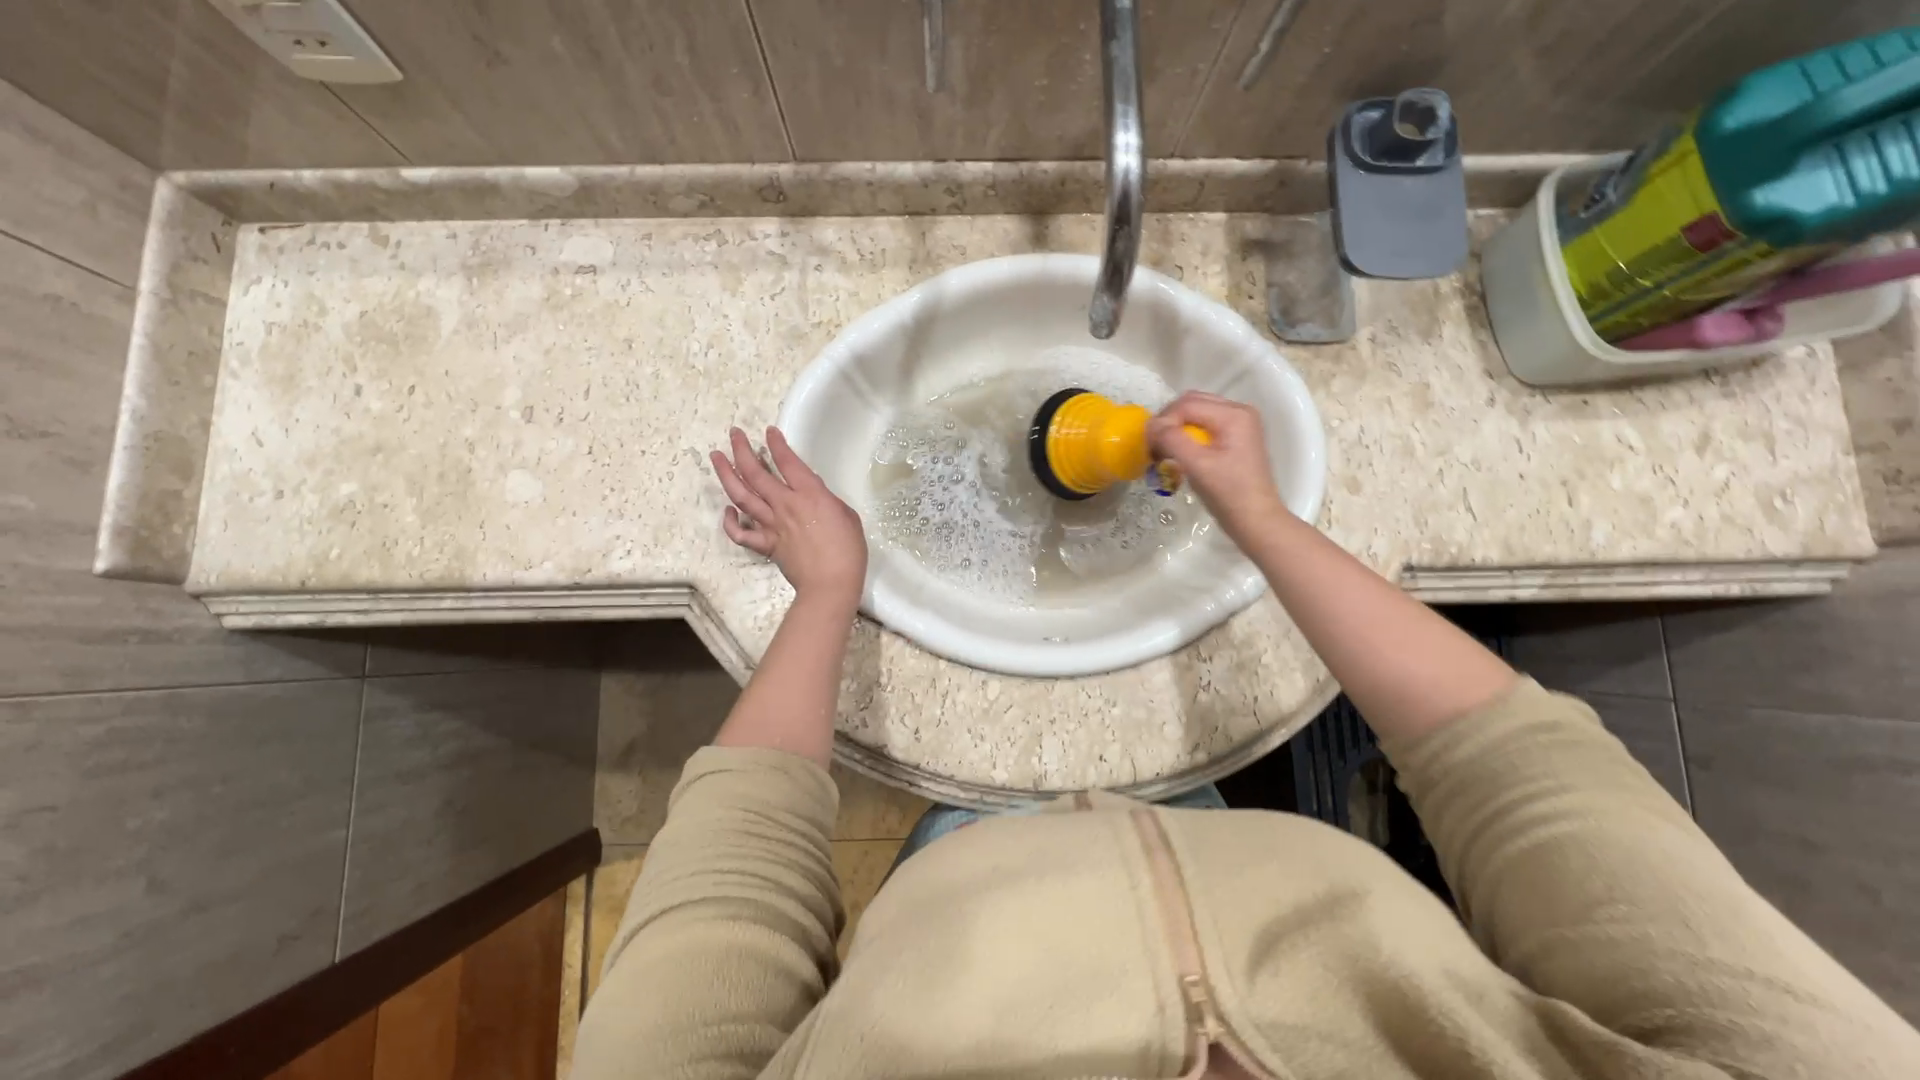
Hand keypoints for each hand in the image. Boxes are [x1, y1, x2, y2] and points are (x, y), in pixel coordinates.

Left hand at [709, 426, 867, 606]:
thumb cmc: (847, 550)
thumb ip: (825, 498)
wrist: (830, 584)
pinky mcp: (765, 545)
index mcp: (809, 494)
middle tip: (734, 434)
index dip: (776, 444)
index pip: (788, 461)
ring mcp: (771, 525)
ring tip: (717, 457)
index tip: (769, 432)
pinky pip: (740, 532)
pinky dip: (730, 521)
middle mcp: (784, 505)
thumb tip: (811, 492)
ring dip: (726, 474)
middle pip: (756, 472)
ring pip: (741, 495)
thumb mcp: (845, 514)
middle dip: (742, 449)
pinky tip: (728, 510)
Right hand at [1147, 391, 1289, 546]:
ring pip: (1196, 414)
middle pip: (1192, 403)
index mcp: (1234, 414)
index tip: (1148, 445)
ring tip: (1163, 451)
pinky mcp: (1235, 437)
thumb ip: (1172, 439)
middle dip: (1168, 422)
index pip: (1187, 405)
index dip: (1163, 421)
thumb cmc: (1228, 494)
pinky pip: (1204, 426)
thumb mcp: (1197, 465)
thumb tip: (1151, 426)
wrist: (1255, 520)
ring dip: (1176, 429)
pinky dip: (1187, 436)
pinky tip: (1178, 453)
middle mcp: (1239, 411)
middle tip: (1153, 446)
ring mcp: (1238, 424)